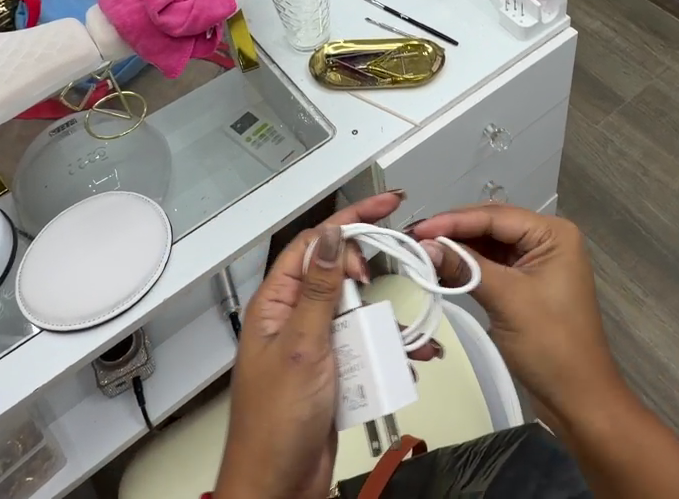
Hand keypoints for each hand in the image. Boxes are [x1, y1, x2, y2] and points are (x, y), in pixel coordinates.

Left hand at [214, 193, 435, 498]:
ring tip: (399, 326)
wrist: (279, 487)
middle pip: (338, 271)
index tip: (384, 207)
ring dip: (383, 316)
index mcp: (277, 303)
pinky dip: (387, 347)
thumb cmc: (272, 427)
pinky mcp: (334, 368)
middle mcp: (295, 317)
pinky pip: (366, 344)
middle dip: (369, 267)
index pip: (314, 242)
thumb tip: (330, 237)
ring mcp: (316, 343)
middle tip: (392, 267)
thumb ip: (320, 290)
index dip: (350, 220)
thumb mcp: (303, 347)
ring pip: (357, 309)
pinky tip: (405, 355)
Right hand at [411, 205, 623, 422]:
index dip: (454, 220)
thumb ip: (465, 268)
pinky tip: (442, 266)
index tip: (418, 228)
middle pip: (492, 226)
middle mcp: (547, 240)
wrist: (578, 398)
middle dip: (454, 231)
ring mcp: (537, 262)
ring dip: (459, 248)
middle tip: (414, 237)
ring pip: (490, 245)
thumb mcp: (506, 299)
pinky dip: (469, 267)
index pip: (496, 216)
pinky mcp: (527, 284)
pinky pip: (493, 265)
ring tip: (421, 249)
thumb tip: (424, 246)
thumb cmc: (551, 343)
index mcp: (553, 233)